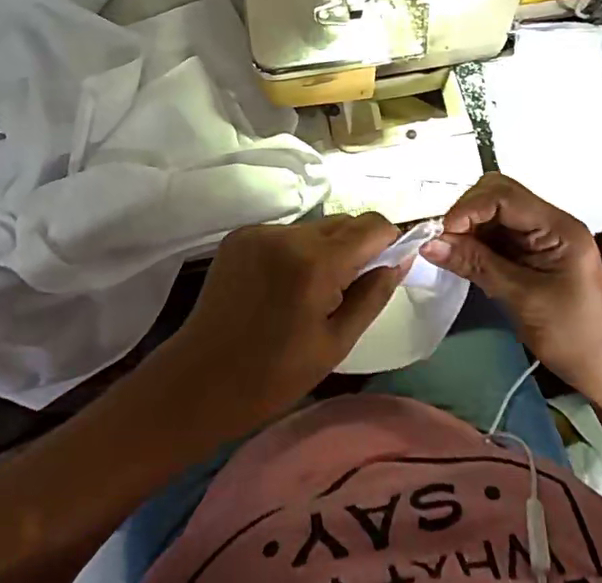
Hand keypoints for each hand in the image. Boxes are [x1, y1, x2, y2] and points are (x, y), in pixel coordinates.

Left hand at [160, 213, 405, 430]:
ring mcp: (259, 232)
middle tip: (349, 287)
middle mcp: (288, 235)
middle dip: (357, 246)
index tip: (388, 265)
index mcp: (316, 263)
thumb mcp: (336, 342)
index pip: (372, 225)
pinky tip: (282, 286)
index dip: (389, 241)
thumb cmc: (275, 375)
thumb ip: (372, 294)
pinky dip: (295, 251)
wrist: (200, 380)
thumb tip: (401, 260)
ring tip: (311, 291)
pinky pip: (285, 234)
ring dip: (325, 249)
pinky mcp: (239, 236)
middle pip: (343, 222)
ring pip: (314, 228)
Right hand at [422, 174, 601, 397]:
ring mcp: (540, 235)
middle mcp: (550, 222)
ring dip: (468, 226)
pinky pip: (495, 232)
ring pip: (493, 211)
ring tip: (447, 248)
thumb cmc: (571, 335)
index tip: (442, 232)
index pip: (505, 196)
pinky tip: (460, 255)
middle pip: (498, 194)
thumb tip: (429, 244)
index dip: (469, 208)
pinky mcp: (530, 250)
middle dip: (467, 211)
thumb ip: (476, 265)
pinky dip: (474, 240)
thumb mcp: (521, 298)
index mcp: (559, 227)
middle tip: (444, 239)